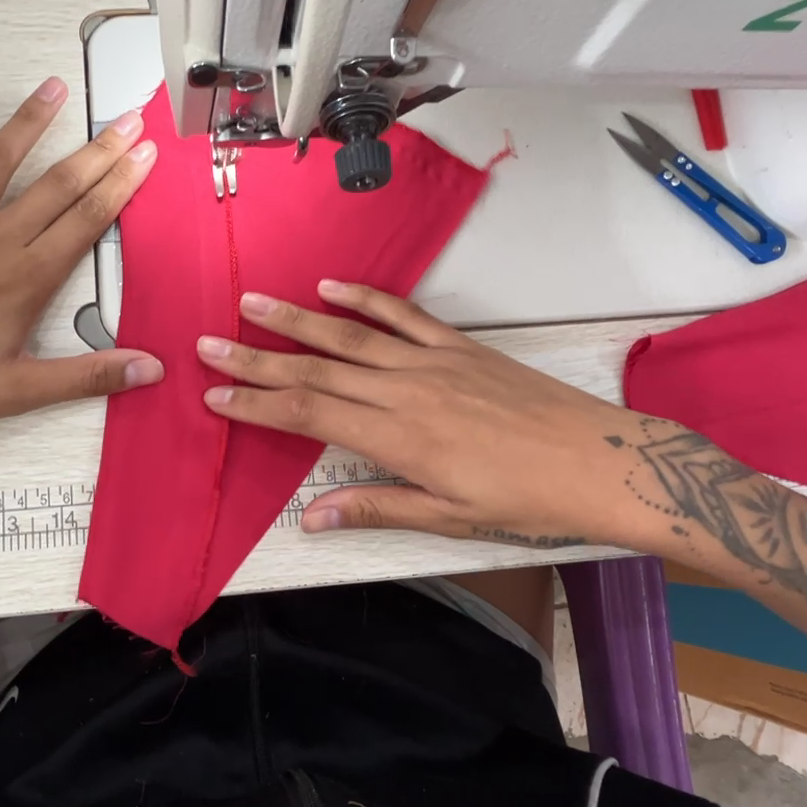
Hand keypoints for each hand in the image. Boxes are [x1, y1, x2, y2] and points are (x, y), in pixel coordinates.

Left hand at [0, 75, 162, 466]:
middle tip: (128, 117)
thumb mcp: (16, 392)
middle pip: (56, 184)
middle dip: (98, 149)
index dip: (123, 183)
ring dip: (29, 121)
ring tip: (55, 86)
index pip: (87, 218)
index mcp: (25, 278)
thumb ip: (88, 376)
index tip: (148, 152)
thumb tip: (152, 370)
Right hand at [196, 281, 679, 549]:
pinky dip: (365, 299)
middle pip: (316, 371)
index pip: (310, 415)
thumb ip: (375, 507)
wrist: (597, 461)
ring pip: (349, 337)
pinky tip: (332, 286)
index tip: (216, 396)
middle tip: (209, 345)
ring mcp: (431, 362)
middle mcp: (404, 392)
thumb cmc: (524, 501)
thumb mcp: (448, 517)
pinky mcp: (458, 346)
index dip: (258, 405)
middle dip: (257, 360)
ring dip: (296, 320)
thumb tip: (311, 519)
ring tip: (253, 303)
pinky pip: (403, 316)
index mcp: (398, 439)